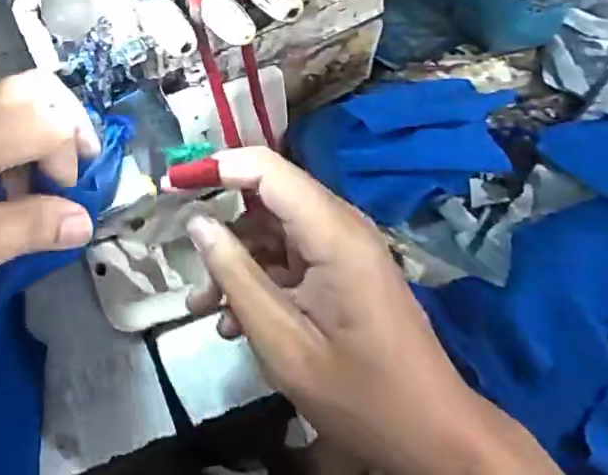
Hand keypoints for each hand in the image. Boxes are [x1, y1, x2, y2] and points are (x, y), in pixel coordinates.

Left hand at [0, 70, 100, 311]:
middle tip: (63, 177)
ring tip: (21, 191)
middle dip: (62, 127)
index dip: (73, 159)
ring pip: (4, 98)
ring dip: (28, 134)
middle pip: (35, 90)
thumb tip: (82, 218)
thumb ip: (27, 227)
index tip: (65, 206)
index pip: (55, 121)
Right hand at [185, 148, 558, 474]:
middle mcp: (339, 225)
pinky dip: (256, 276)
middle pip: (263, 195)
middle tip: (182, 248)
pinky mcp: (340, 268)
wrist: (436, 442)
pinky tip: (232, 319)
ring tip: (204, 305)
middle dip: (218, 221)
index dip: (214, 166)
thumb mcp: (282, 340)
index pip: (263, 167)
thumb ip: (234, 273)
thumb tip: (197, 222)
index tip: (170, 184)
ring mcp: (341, 246)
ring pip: (268, 227)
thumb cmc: (360, 394)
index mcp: (332, 232)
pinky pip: (285, 253)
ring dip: (233, 259)